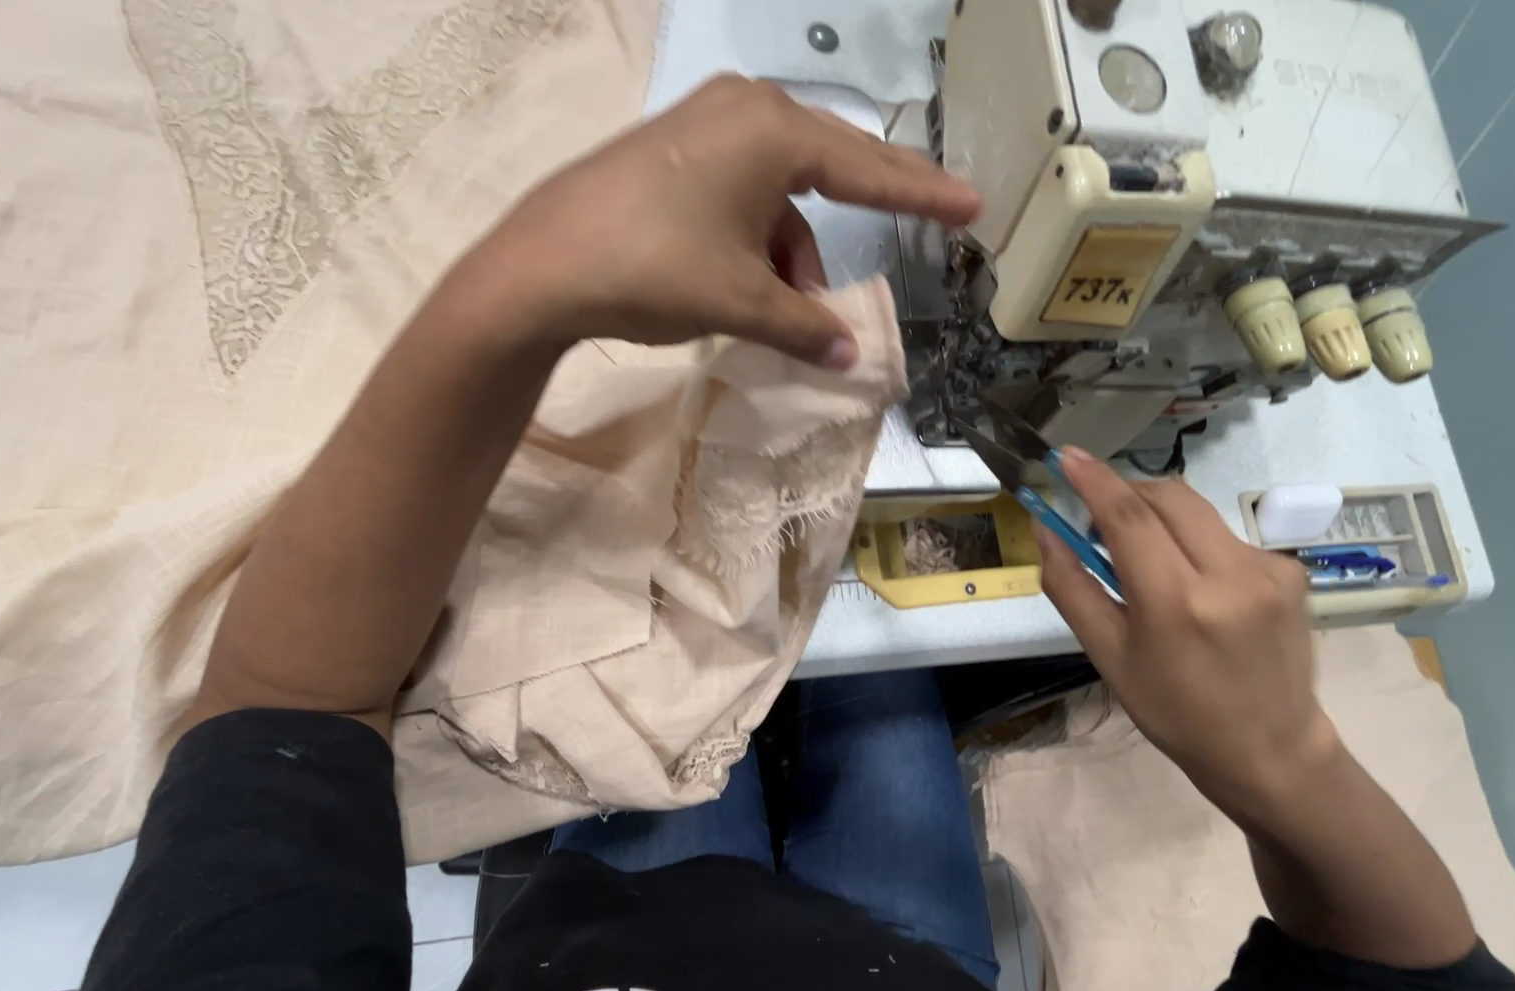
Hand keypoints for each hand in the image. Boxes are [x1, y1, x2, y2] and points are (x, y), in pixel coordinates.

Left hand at [476, 75, 980, 366]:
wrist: (542, 265)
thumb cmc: (653, 270)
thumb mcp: (741, 302)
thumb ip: (804, 326)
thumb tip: (848, 355)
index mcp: (773, 131)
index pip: (870, 168)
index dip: (925, 194)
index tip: (972, 204)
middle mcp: (745, 111)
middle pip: (830, 169)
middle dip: (864, 216)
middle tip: (925, 227)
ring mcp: (705, 125)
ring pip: (780, 192)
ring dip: (793, 252)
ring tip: (784, 309)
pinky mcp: (675, 151)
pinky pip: (743, 193)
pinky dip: (757, 240)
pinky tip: (745, 284)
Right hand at [1036, 449, 1340, 801]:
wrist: (1270, 749)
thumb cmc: (1174, 711)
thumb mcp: (1108, 656)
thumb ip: (1071, 587)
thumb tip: (1046, 530)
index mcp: (1178, 605)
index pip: (1130, 519)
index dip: (1094, 481)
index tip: (1066, 456)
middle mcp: (1231, 576)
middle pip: (1167, 497)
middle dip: (1125, 492)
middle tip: (1097, 520)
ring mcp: (1269, 570)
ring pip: (1196, 510)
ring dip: (1157, 515)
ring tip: (1141, 555)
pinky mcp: (1290, 571)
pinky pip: (1223, 533)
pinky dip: (1191, 540)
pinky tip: (1190, 580)